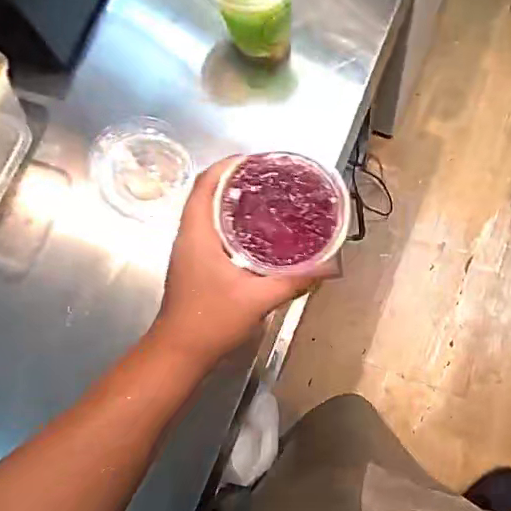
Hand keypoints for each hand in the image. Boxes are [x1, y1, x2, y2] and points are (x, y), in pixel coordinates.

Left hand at [148, 156, 327, 365]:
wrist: (180, 352)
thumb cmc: (211, 321)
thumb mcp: (258, 299)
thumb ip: (294, 281)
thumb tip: (330, 267)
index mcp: (197, 234)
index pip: (206, 184)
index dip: (228, 166)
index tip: (256, 159)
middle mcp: (189, 236)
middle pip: (207, 193)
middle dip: (236, 180)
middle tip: (270, 178)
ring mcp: (190, 251)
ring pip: (208, 212)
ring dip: (233, 201)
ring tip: (268, 199)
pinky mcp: (196, 265)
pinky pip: (212, 231)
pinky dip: (233, 223)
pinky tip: (258, 234)